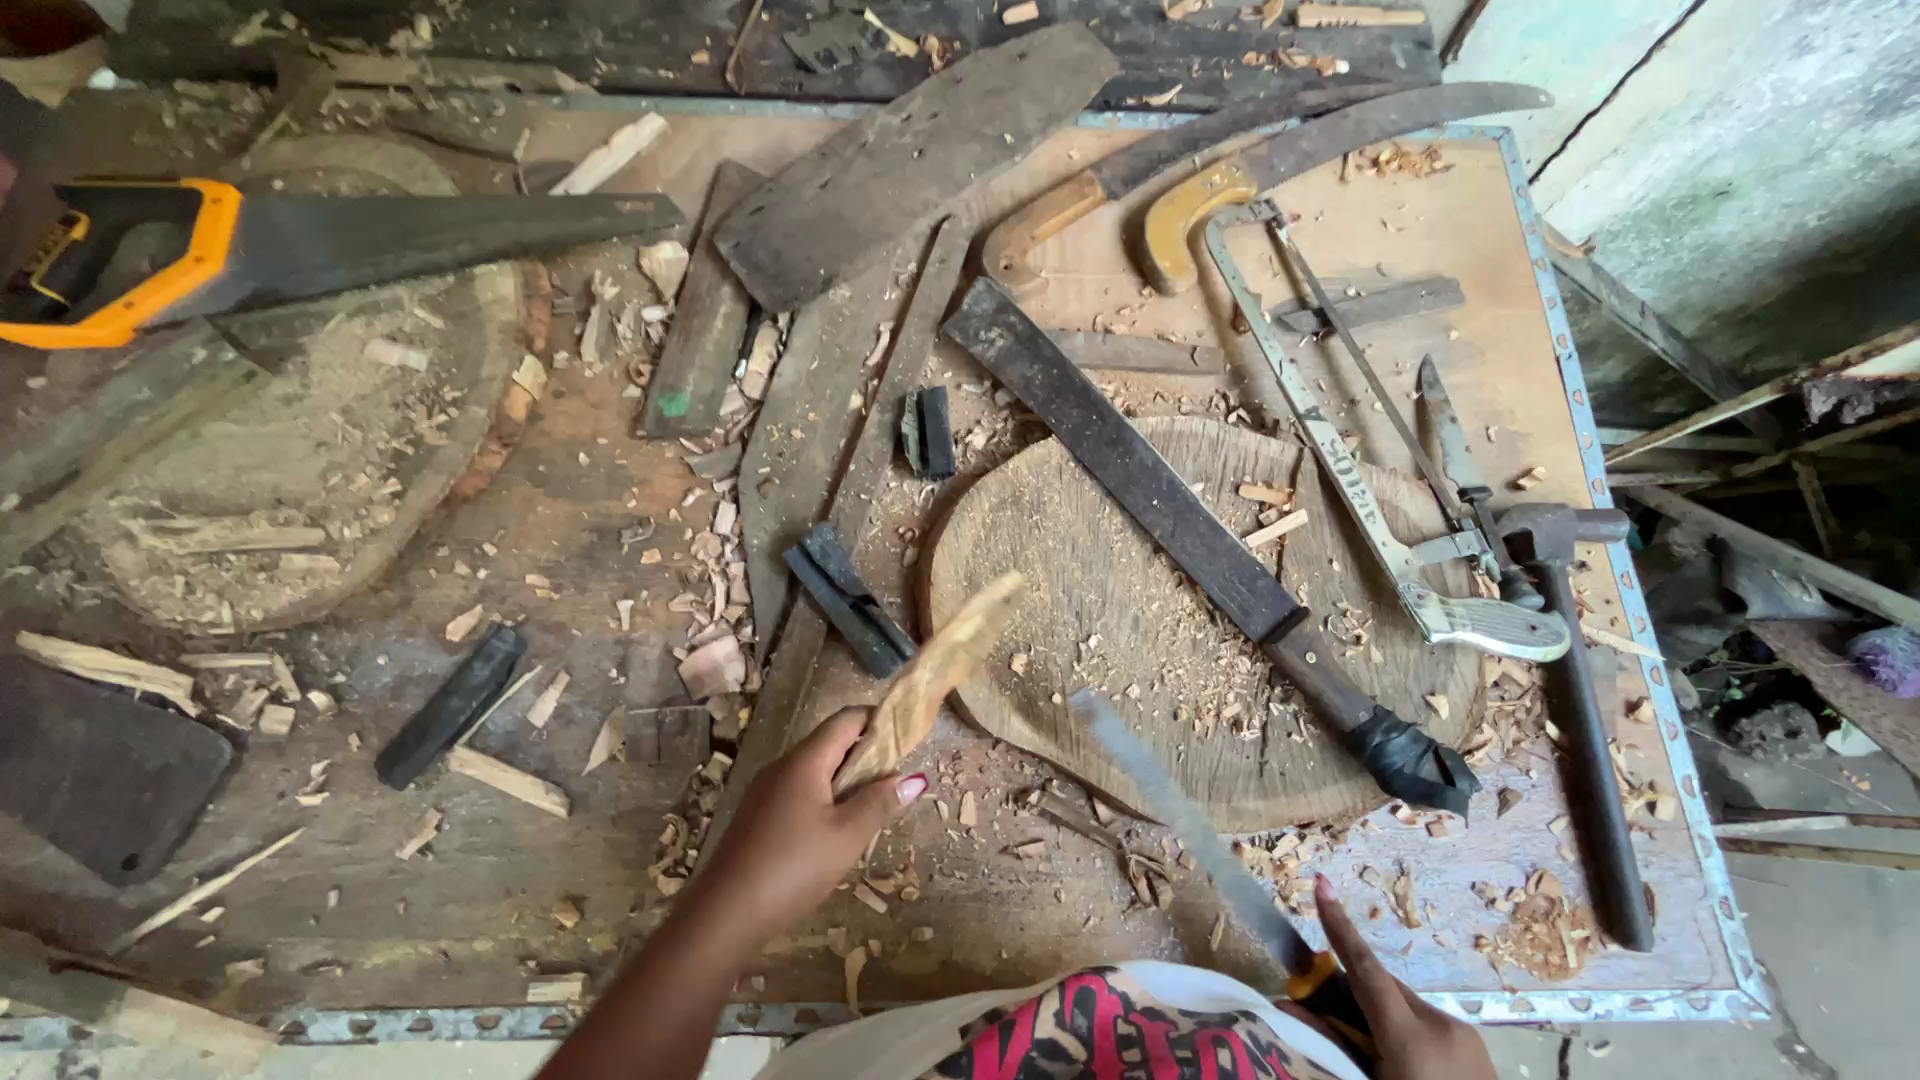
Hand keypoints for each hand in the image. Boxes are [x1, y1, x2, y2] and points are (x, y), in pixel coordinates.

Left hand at [691, 707, 926, 947]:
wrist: (723, 915)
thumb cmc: (792, 868)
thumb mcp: (847, 836)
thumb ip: (880, 803)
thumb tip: (915, 778)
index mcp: (804, 761)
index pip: (845, 720)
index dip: (877, 720)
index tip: (906, 736)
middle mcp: (782, 766)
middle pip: (830, 743)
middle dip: (865, 754)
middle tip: (896, 780)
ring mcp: (765, 791)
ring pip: (814, 770)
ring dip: (846, 780)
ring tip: (872, 807)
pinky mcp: (757, 816)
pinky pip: (798, 791)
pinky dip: (825, 797)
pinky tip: (835, 830)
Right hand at [1314, 874, 1495, 1079]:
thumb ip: (1332, 1047)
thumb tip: (1284, 1008)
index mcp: (1411, 1040)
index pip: (1365, 969)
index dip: (1339, 926)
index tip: (1320, 883)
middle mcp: (1442, 1027)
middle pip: (1383, 987)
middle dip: (1355, 992)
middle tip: (1329, 1014)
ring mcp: (1466, 1039)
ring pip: (1405, 1007)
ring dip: (1381, 1018)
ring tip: (1373, 1059)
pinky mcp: (1480, 1053)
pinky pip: (1428, 1027)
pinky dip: (1405, 1033)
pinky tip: (1403, 1067)